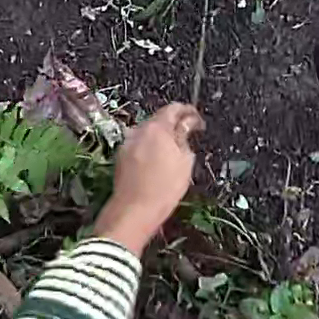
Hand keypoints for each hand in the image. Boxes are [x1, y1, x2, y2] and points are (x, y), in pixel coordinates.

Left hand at [93, 103, 203, 254]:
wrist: (134, 210)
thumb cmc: (165, 187)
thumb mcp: (184, 162)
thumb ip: (184, 137)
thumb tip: (186, 123)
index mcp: (156, 128)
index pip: (173, 108)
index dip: (188, 112)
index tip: (198, 122)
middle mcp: (138, 130)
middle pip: (158, 120)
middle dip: (173, 126)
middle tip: (188, 139)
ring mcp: (126, 143)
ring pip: (147, 134)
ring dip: (160, 138)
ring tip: (173, 154)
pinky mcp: (120, 157)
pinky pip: (139, 146)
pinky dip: (149, 149)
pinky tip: (156, 164)